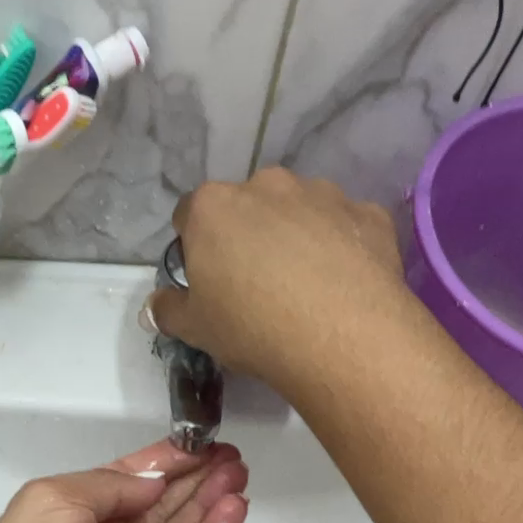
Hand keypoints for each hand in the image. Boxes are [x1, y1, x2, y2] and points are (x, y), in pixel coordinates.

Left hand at [0, 440, 249, 522]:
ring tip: (240, 470)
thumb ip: (107, 484)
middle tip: (229, 453)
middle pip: (154, 501)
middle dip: (190, 475)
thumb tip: (150, 484)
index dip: (157, 460)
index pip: (120, 480)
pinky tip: (236, 506)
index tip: (194, 440)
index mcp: (65, 517)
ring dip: (207, 497)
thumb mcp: (50, 503)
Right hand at [148, 168, 419, 387]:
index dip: (194, 245)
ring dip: (295, 236)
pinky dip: (341, 246)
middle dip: (247, 235)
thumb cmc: (252, 327)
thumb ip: (169, 311)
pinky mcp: (367, 212)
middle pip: (247, 206)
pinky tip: (342, 284)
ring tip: (304, 286)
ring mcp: (322, 193)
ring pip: (298, 210)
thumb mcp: (196, 329)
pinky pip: (345, 225)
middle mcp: (267, 185)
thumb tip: (155, 306)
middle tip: (255, 284)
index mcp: (214, 207)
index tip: (206, 277)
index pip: (190, 214)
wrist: (341, 336)